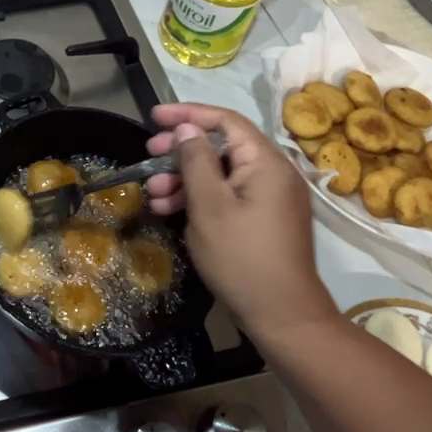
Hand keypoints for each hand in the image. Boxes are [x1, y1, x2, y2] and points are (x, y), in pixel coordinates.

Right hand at [144, 103, 338, 342]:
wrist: (283, 317)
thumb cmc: (242, 257)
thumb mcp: (209, 205)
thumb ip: (195, 160)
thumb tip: (187, 129)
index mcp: (267, 162)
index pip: (226, 121)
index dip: (188, 114)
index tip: (154, 116)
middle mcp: (274, 173)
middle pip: (222, 146)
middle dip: (181, 151)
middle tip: (148, 155)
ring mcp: (271, 198)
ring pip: (221, 173)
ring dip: (184, 179)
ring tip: (153, 195)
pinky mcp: (265, 219)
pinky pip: (229, 195)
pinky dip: (200, 198)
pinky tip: (170, 210)